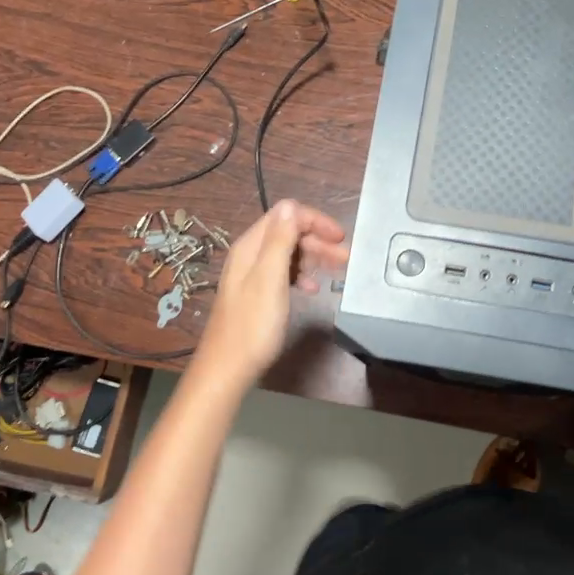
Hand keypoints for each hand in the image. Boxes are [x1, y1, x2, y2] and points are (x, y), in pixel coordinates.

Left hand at [195, 200, 348, 382]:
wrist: (228, 369)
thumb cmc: (253, 325)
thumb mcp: (270, 279)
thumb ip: (280, 241)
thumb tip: (291, 205)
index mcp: (251, 247)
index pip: (285, 214)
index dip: (315, 221)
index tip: (340, 237)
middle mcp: (250, 255)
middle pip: (288, 233)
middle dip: (319, 240)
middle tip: (346, 259)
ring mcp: (252, 275)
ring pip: (289, 253)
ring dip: (314, 257)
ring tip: (337, 272)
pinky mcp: (258, 293)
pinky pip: (284, 273)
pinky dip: (302, 275)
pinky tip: (313, 288)